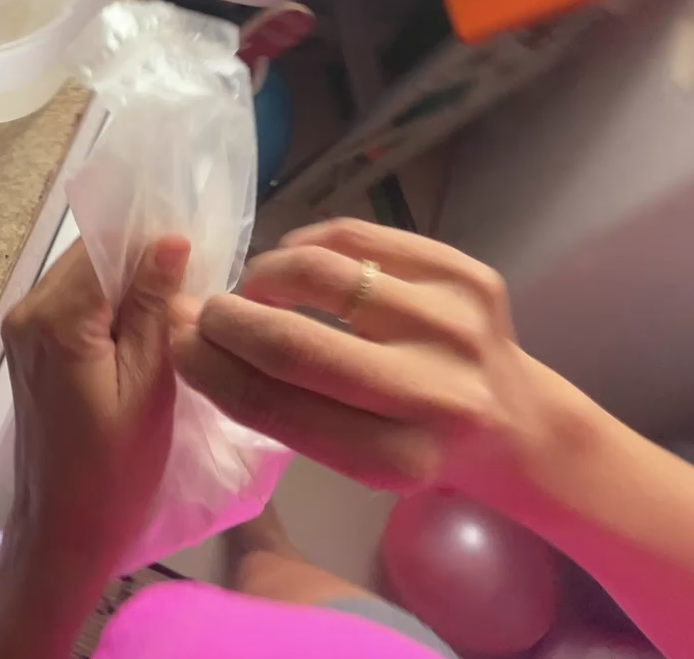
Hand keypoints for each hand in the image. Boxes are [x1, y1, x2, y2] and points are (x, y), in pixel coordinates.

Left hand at [0, 235, 189, 574]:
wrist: (62, 526)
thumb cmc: (116, 469)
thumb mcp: (149, 387)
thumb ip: (153, 308)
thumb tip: (169, 240)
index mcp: (55, 319)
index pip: (103, 248)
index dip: (148, 244)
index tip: (193, 252)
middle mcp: (27, 310)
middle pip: (87, 258)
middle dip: (136, 263)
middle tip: (186, 287)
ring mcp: (20, 326)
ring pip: (78, 277)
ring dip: (120, 284)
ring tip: (166, 310)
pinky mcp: (25, 342)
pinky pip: (69, 301)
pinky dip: (102, 305)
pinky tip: (135, 328)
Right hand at [170, 219, 594, 509]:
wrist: (519, 423)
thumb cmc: (410, 442)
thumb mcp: (344, 452)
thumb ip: (270, 397)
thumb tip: (184, 327)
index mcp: (397, 459)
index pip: (269, 403)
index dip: (205, 364)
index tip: (175, 338)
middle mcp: (435, 394)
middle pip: (288, 341)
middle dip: (222, 318)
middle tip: (204, 310)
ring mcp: (456, 326)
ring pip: (315, 272)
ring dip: (262, 276)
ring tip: (257, 289)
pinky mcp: (466, 274)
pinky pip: (349, 234)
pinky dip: (303, 245)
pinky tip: (298, 265)